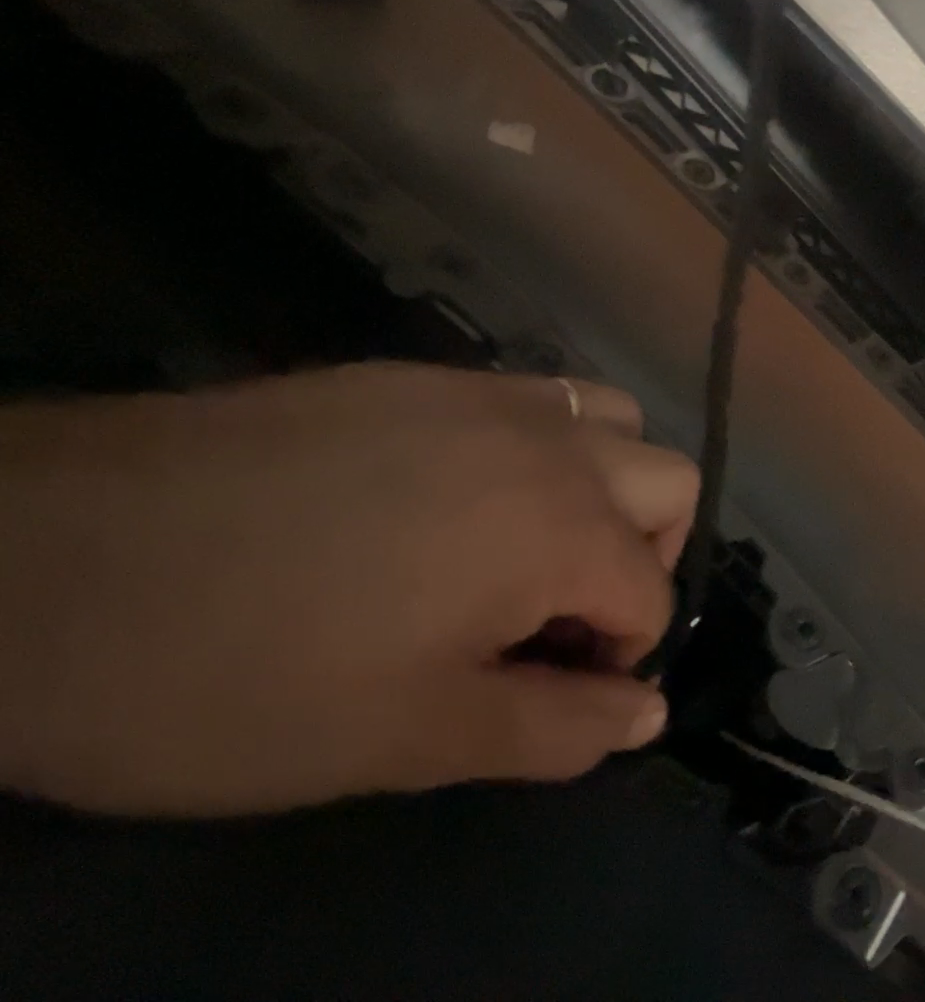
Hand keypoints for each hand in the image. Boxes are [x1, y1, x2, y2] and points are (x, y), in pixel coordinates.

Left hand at [0, 362, 697, 815]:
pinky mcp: (405, 376)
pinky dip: (538, 448)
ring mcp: (477, 394)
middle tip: (555, 616)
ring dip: (604, 487)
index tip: (541, 693)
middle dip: (642, 557)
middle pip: (668, 484)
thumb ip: (557, 731)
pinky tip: (453, 499)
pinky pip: (529, 396)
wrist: (13, 561)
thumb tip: (651, 716)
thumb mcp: (410, 739)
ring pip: (612, 420)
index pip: (651, 596)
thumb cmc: (234, 674)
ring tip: (526, 546)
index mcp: (562, 528)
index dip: (614, 661)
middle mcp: (546, 442)